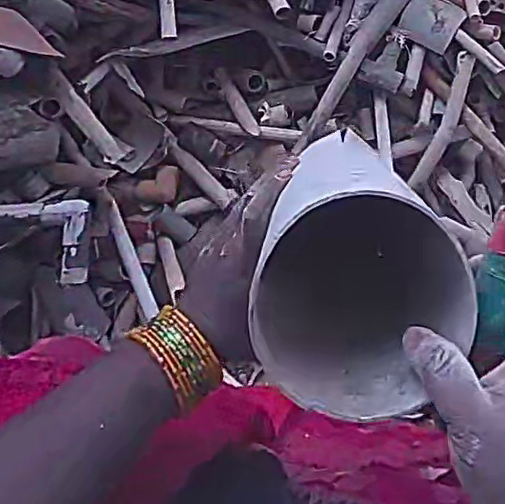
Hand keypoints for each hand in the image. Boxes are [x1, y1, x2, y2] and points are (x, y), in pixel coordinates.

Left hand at [175, 148, 292, 362]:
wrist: (187, 339)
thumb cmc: (226, 334)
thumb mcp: (266, 315)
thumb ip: (287, 292)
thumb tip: (317, 284)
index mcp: (241, 258)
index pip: (258, 212)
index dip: (275, 187)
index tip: (291, 168)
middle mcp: (227, 244)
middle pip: (249, 201)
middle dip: (271, 180)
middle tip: (292, 164)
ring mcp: (217, 244)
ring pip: (240, 207)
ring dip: (260, 190)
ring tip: (280, 176)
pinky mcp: (211, 248)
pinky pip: (233, 217)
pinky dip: (249, 205)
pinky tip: (259, 204)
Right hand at [403, 268, 504, 503]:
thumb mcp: (476, 422)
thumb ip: (446, 374)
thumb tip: (415, 333)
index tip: (469, 244)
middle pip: (504, 294)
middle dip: (472, 276)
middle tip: (433, 262)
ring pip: (486, 318)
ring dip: (458, 307)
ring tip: (423, 290)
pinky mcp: (494, 382)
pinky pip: (474, 343)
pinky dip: (452, 335)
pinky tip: (425, 336)